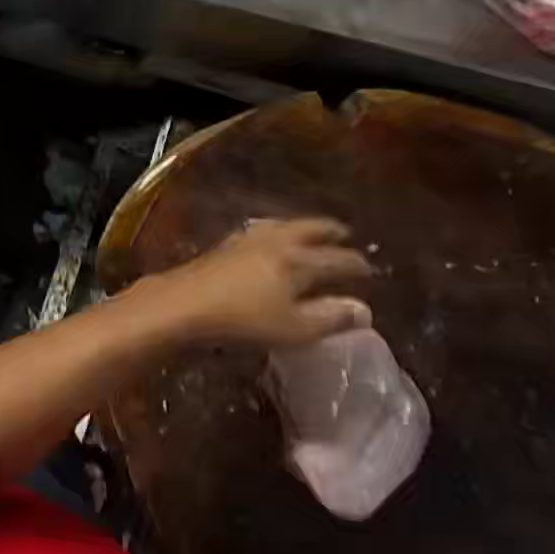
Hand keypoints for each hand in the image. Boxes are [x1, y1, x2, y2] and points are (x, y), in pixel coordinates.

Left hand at [151, 218, 372, 347]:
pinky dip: (273, 231)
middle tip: (343, 232)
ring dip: (299, 226)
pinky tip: (266, 238)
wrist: (184, 302)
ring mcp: (245, 240)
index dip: (355, 264)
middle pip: (306, 230)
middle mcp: (274, 242)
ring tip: (307, 230)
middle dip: (328, 230)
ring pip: (280, 225)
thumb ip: (330, 318)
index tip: (370, 268)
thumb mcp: (295, 328)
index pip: (336, 259)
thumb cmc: (244, 319)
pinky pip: (258, 230)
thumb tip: (364, 309)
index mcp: (298, 261)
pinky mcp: (223, 245)